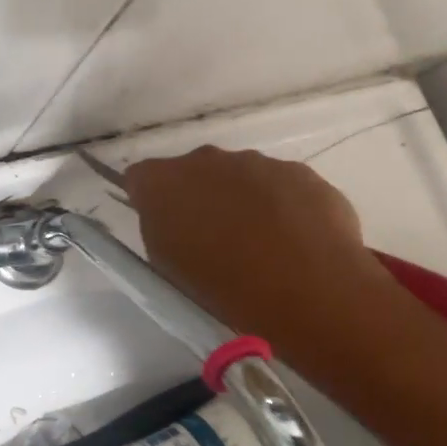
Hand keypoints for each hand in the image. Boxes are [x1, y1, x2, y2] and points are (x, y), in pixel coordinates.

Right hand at [122, 146, 393, 346]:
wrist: (306, 285)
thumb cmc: (220, 283)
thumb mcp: (167, 263)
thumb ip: (162, 228)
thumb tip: (172, 218)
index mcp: (162, 181)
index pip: (140, 177)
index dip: (150, 199)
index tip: (164, 224)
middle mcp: (205, 159)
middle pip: (194, 171)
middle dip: (201, 196)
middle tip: (215, 238)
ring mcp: (256, 162)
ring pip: (242, 176)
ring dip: (244, 200)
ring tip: (263, 245)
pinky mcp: (300, 173)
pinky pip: (283, 186)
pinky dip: (284, 206)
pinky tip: (297, 242)